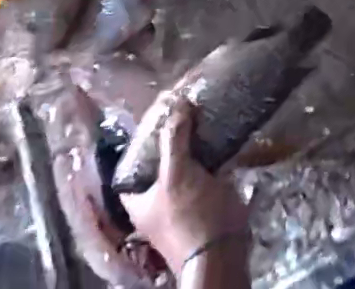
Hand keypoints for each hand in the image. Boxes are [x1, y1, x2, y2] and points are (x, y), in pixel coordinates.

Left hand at [122, 99, 249, 277]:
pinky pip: (203, 168)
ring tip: (199, 112)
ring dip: (191, 141)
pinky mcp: (204, 199)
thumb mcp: (176, 173)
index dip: (141, 136)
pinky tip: (217, 131)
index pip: (131, 160)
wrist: (223, 252)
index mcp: (137, 199)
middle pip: (159, 158)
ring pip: (183, 161)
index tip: (155, 114)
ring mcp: (181, 199)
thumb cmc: (189, 215)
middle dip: (170, 134)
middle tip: (180, 107)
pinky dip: (209, 151)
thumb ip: (173, 138)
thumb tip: (177, 103)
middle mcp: (156, 199)